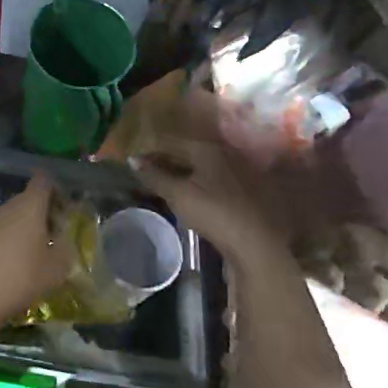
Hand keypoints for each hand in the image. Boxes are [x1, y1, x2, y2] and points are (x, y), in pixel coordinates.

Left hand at [0, 175, 72, 327]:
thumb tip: (65, 240)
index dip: (58, 189)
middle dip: (47, 210)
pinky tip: (25, 262)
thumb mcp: (57, 267)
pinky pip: (6, 230)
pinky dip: (18, 239)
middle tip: (62, 233)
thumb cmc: (22, 277)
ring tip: (46, 251)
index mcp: (29, 205)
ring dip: (32, 226)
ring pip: (18, 215)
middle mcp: (9, 208)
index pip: (43, 180)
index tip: (68, 208)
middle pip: (30, 197)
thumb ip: (66, 248)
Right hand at [130, 136, 285, 263]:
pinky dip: (194, 187)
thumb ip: (154, 175)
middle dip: (165, 164)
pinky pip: (210, 183)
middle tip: (145, 176)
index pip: (171, 144)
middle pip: (187, 155)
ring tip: (161, 188)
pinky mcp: (242, 193)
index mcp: (207, 149)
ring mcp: (236, 174)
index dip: (150, 153)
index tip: (134, 164)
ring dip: (180, 176)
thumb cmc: (213, 212)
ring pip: (199, 170)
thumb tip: (132, 159)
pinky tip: (186, 198)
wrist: (255, 244)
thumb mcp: (177, 193)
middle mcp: (224, 155)